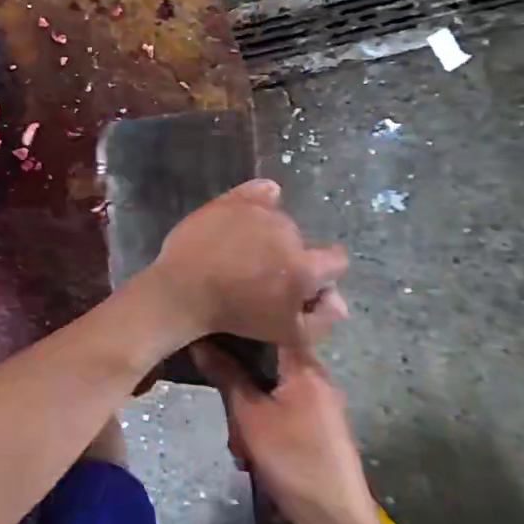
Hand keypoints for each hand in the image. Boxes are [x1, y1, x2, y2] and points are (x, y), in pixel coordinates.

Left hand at [146, 179, 348, 348]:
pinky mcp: (232, 200)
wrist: (183, 290)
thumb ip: (322, 317)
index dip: (322, 273)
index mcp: (305, 266)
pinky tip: (253, 210)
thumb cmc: (235, 314)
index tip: (300, 281)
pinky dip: (261, 198)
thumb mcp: (288, 333)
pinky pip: (259, 191)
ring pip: (278, 219)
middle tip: (261, 270)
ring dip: (268, 233)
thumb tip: (340, 301)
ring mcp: (257, 212)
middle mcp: (287, 232)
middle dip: (288, 255)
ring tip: (243, 251)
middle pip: (301, 241)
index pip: (335, 260)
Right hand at [193, 342, 381, 523]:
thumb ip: (225, 374)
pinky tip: (253, 450)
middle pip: (265, 360)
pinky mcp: (319, 426)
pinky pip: (281, 408)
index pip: (269, 325)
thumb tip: (199, 342)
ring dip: (248, 410)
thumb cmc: (293, 459)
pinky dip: (263, 423)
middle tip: (225, 407)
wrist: (338, 523)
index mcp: (304, 366)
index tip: (211, 326)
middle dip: (239, 381)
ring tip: (240, 441)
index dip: (239, 323)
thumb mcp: (248, 415)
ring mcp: (320, 402)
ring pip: (270, 388)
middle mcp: (316, 377)